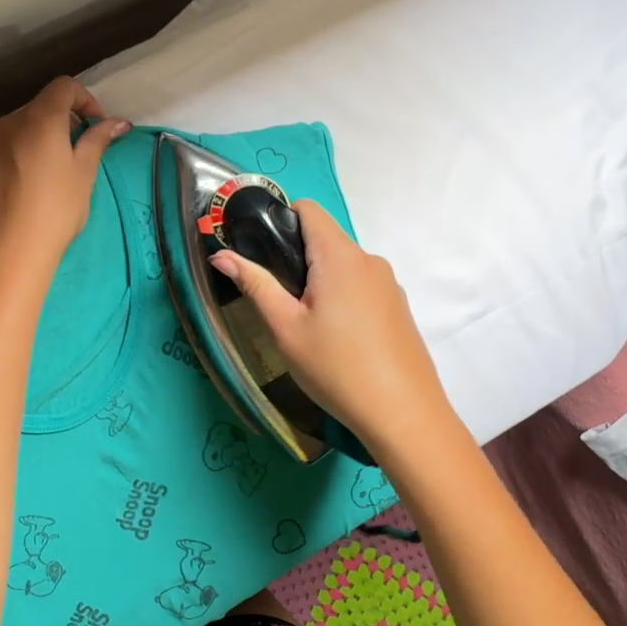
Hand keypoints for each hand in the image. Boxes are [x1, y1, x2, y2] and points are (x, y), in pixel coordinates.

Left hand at [0, 77, 130, 264]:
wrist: (12, 250)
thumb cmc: (57, 208)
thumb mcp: (85, 172)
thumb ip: (98, 139)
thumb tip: (118, 122)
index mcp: (40, 118)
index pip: (63, 86)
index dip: (84, 100)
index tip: (96, 126)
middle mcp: (10, 123)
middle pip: (40, 108)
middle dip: (62, 121)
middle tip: (78, 152)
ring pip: (19, 130)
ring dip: (38, 139)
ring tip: (50, 173)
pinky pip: (2, 151)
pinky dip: (17, 157)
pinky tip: (26, 188)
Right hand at [210, 202, 446, 442]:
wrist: (405, 417)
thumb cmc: (337, 368)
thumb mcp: (285, 327)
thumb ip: (254, 284)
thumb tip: (220, 254)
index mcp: (339, 256)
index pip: (308, 209)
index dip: (280, 220)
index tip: (262, 252)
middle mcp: (368, 260)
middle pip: (324, 237)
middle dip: (295, 257)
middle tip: (277, 298)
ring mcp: (388, 284)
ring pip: (342, 264)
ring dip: (318, 280)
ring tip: (305, 323)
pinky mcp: (398, 307)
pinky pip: (360, 285)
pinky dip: (341, 296)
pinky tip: (336, 338)